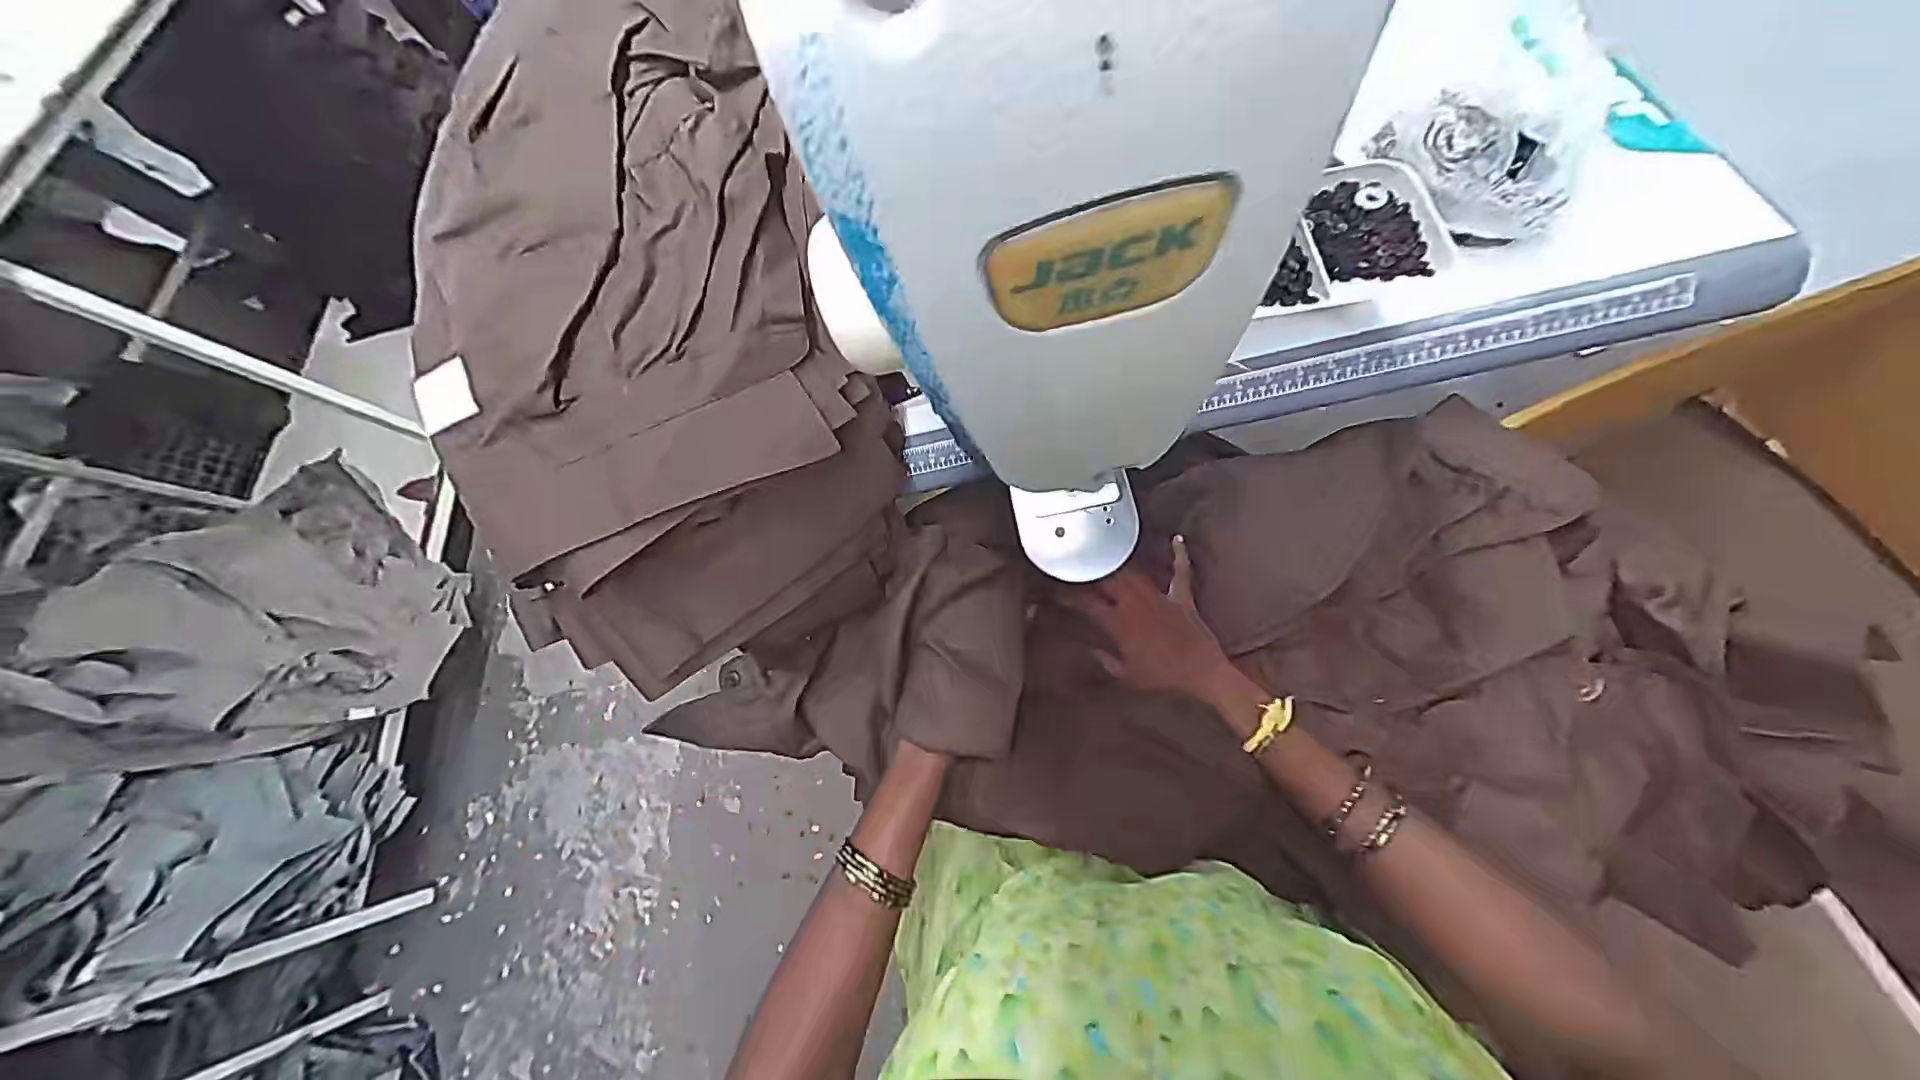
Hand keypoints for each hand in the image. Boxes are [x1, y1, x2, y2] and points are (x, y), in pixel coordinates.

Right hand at [1058, 536, 1236, 700]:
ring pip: (1135, 574)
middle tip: (1082, 572)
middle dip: (1092, 575)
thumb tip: (1092, 651)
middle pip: (1108, 581)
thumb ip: (1106, 661)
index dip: (1071, 597)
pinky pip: (1181, 572)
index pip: (1088, 604)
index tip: (1060, 594)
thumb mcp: (1127, 676)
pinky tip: (1177, 539)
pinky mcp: (1182, 597)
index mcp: (1119, 623)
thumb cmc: (1163, 677)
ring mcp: (1160, 598)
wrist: (1201, 673)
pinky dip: (1180, 555)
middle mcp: (1136, 605)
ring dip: (1120, 566)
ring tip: (1109, 559)